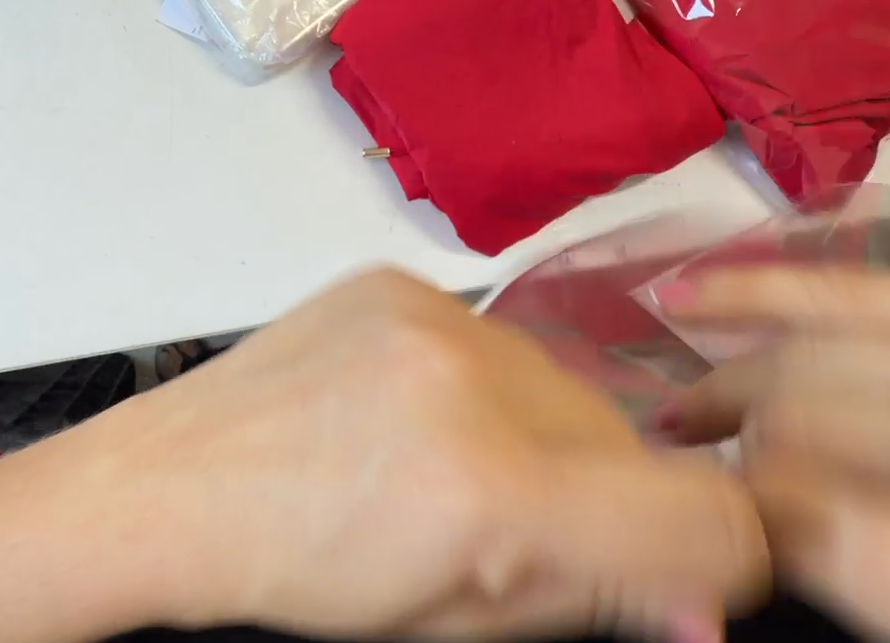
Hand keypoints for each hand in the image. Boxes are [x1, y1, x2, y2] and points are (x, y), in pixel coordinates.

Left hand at [33, 268, 767, 641]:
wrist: (180, 479)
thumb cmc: (301, 569)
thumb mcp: (450, 621)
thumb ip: (580, 595)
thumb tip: (692, 594)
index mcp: (490, 487)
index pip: (700, 513)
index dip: (709, 552)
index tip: (671, 563)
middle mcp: (469, 377)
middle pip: (624, 435)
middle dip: (597, 488)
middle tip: (514, 514)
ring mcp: (424, 312)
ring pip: (556, 378)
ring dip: (535, 426)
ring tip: (446, 452)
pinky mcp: (389, 280)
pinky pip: (486, 332)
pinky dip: (476, 376)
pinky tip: (409, 401)